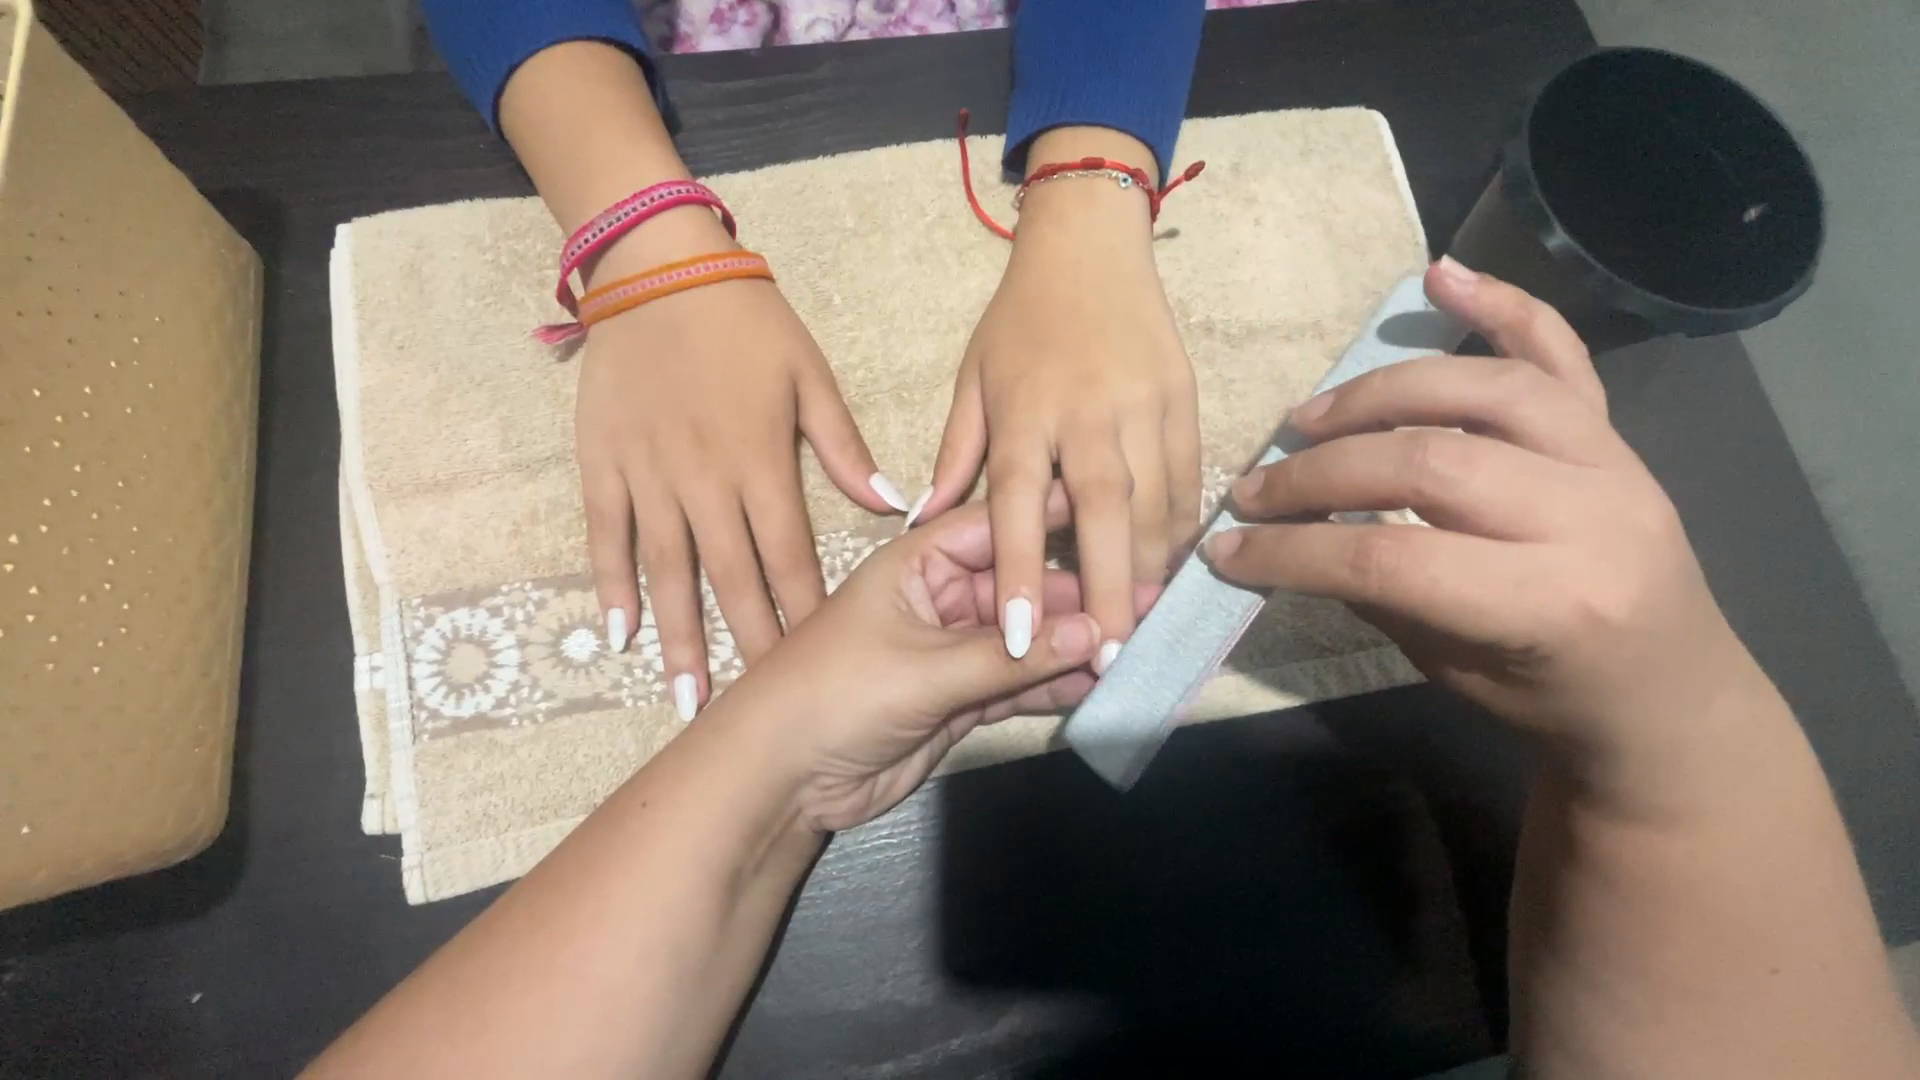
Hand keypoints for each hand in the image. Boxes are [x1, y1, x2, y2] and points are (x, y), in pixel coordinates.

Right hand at [577, 237, 905, 718]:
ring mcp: (649, 477)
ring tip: (687, 697)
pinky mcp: (604, 466)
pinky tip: (620, 635)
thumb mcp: (811, 377)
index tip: (818, 664)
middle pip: (733, 579)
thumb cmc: (748, 323)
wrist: (658, 270)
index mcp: (763, 464)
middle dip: (749, 644)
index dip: (805, 613)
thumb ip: (846, 448)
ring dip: (680, 637)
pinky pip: (607, 535)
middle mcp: (706, 483)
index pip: (791, 557)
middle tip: (756, 708)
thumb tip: (892, 503)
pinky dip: (612, 586)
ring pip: (668, 571)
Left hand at [725, 488, 1158, 832]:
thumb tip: (1095, 633)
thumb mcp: (924, 668)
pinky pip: (1018, 684)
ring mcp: (955, 649)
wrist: (782, 776)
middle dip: (1080, 600)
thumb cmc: (838, 693)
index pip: (999, 528)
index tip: (1119, 517)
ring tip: (1139, 646)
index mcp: (922, 561)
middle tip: (1146, 606)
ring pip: (1027, 640)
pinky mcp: (962, 697)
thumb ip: (1010, 656)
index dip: (1056, 522)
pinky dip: (1055, 687)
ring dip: (1076, 646)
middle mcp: (944, 595)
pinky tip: (1100, 684)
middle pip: (1023, 589)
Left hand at [918, 130, 1200, 671]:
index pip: (1017, 504)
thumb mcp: (972, 379)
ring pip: (1155, 501)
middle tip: (1110, 657)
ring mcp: (1144, 404)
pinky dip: (1182, 526)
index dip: (1019, 575)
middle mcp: (1085, 412)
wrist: (1090, 246)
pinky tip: (1173, 563)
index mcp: (1023, 409)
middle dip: (1110, 590)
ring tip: (1142, 624)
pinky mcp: (1185, 398)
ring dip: (1151, 568)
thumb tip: (926, 519)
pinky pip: (1188, 476)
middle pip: (1102, 512)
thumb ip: (956, 452)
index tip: (1022, 643)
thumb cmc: (1019, 321)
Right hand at [1205, 259, 1755, 804]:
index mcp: (1545, 602)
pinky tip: (1441, 276)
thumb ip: (1372, 589)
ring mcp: (1612, 463)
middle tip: (1255, 488)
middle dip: (1318, 472)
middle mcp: (1588, 518)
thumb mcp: (1445, 664)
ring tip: (1311, 417)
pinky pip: (1561, 355)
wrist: (1667, 692)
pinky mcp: (1616, 435)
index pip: (1387, 558)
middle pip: (1425, 464)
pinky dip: (1503, 306)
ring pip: (1483, 391)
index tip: (1226, 548)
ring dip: (1378, 394)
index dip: (1291, 550)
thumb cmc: (1544, 694)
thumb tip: (1287, 532)